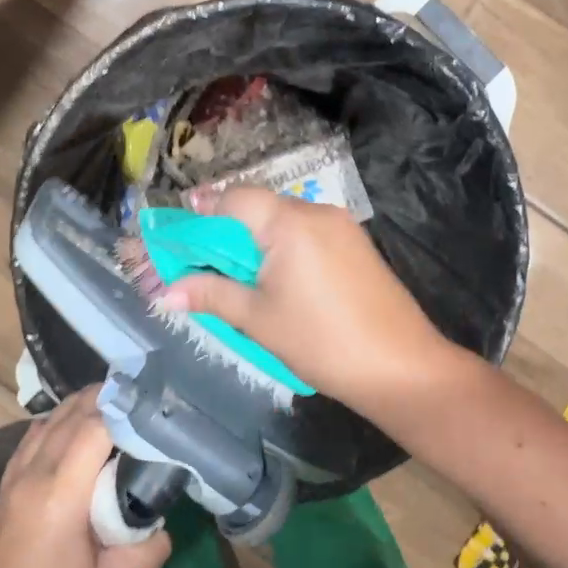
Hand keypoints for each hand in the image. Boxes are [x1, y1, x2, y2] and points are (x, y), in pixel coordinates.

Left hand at [0, 387, 170, 567]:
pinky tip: (72, 435)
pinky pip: (30, 441)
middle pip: (68, 416)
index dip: (123, 409)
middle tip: (140, 397)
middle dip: (103, 399)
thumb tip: (159, 519)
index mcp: (59, 494)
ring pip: (46, 423)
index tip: (153, 401)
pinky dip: (54, 426)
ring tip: (112, 409)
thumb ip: (149, 546)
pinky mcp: (2, 493)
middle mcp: (31, 476)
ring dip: (77, 409)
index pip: (94, 427)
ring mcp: (11, 482)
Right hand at [162, 188, 455, 413]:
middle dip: (224, 231)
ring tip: (236, 279)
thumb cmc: (323, 342)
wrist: (403, 369)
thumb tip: (165, 293)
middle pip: (256, 206)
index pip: (232, 198)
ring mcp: (340, 226)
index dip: (200, 214)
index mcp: (288, 222)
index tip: (177, 241)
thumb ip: (211, 295)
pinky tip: (274, 281)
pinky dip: (281, 249)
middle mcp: (315, 211)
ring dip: (252, 241)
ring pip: (281, 220)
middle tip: (201, 266)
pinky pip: (305, 233)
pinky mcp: (354, 245)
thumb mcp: (258, 320)